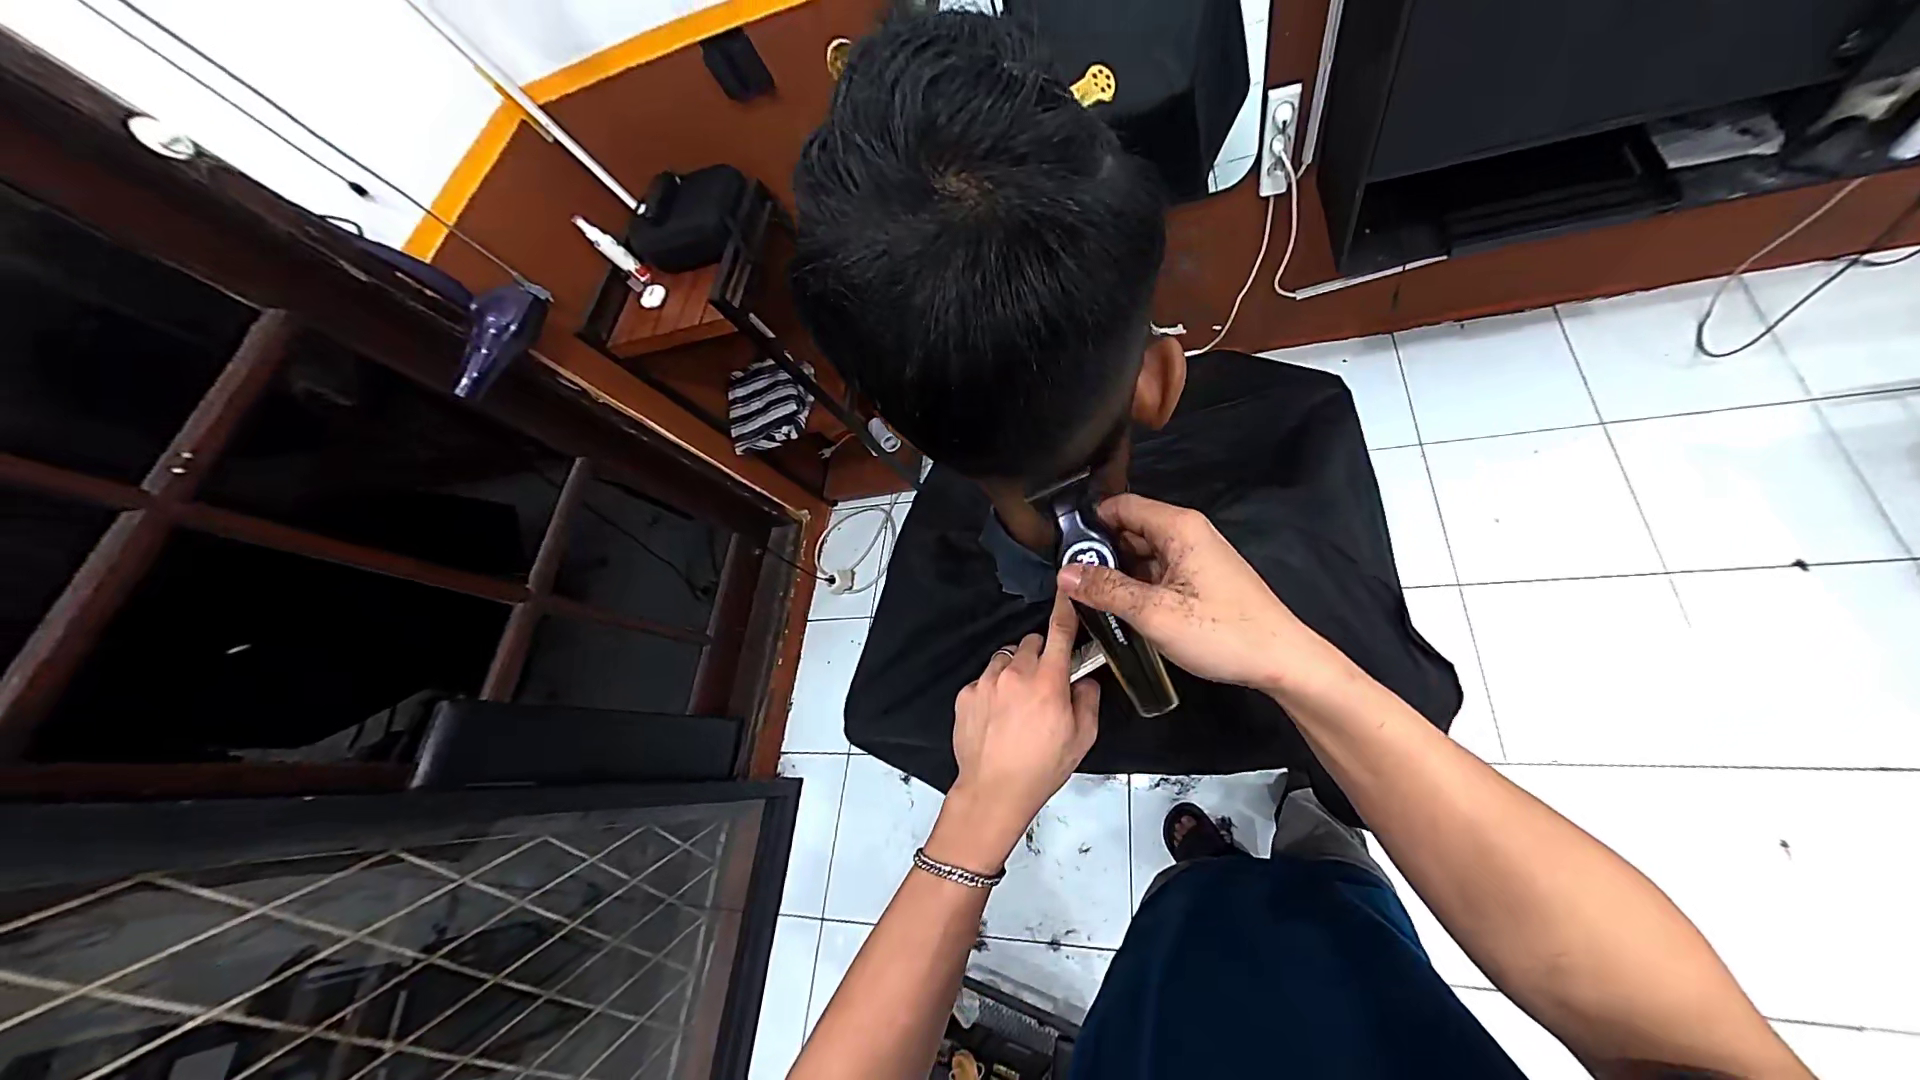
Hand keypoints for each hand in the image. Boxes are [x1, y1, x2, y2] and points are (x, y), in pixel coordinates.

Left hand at [926, 591, 1100, 874]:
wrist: (993, 790)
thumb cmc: (1039, 768)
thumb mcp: (1081, 738)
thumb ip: (1088, 700)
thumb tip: (1084, 682)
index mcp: (1048, 682)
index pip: (1059, 632)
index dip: (1065, 609)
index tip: (1067, 593)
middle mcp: (1015, 674)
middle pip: (1031, 643)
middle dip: (1041, 656)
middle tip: (1044, 683)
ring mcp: (987, 682)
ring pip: (1005, 658)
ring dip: (1014, 671)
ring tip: (1018, 702)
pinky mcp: (966, 693)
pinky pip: (984, 678)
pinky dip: (993, 688)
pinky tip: (997, 714)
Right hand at [1056, 494, 1350, 698]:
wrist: (1282, 662)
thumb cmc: (1222, 632)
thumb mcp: (1154, 613)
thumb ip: (1106, 590)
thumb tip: (1064, 574)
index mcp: (1178, 528)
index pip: (1121, 505)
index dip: (1090, 523)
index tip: (1064, 549)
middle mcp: (1187, 534)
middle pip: (1130, 529)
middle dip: (1100, 552)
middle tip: (1072, 582)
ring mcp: (1195, 557)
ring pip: (1142, 554)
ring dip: (1117, 573)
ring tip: (1090, 598)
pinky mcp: (1199, 578)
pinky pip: (1157, 572)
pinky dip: (1136, 586)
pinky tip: (1121, 609)